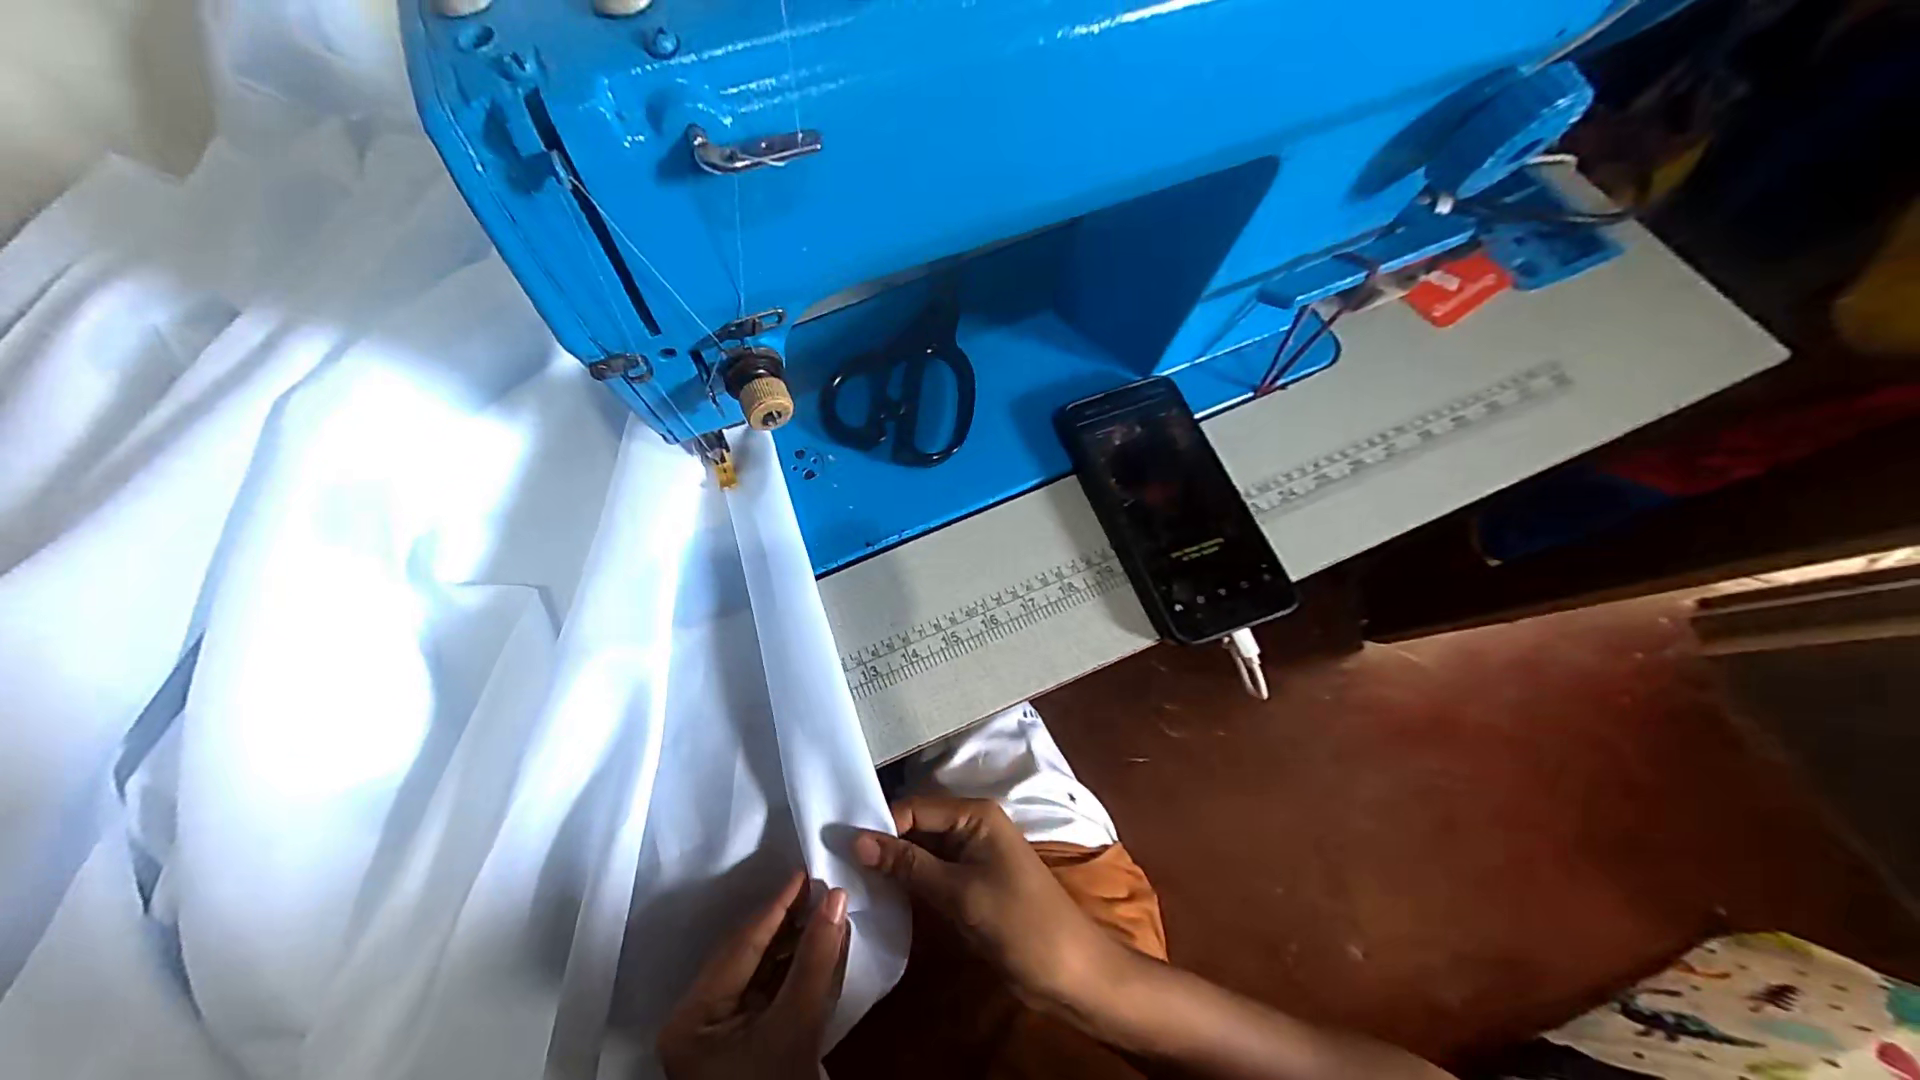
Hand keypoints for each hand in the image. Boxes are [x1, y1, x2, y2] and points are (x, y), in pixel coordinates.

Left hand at [658, 872, 847, 1079]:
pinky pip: (772, 992)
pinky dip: (798, 970)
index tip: (807, 872)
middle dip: (790, 923)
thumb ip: (814, 960)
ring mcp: (721, 1032)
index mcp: (691, 1015)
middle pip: (750, 955)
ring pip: (763, 971)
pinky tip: (823, 946)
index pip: (740, 945)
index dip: (777, 907)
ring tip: (828, 910)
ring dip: (797, 943)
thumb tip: (837, 897)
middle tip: (823, 888)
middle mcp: (699, 1018)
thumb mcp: (795, 1026)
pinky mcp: (745, 1042)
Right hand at [853, 796, 1120, 1013]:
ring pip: (919, 852)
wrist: (1069, 971)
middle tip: (836, 861)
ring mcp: (970, 857)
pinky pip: (930, 874)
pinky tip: (877, 894)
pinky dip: (907, 883)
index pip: (914, 808)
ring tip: (847, 877)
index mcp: (974, 815)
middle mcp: (970, 827)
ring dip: (891, 865)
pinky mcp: (968, 884)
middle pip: (915, 826)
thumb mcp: (960, 892)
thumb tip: (856, 840)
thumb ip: (908, 865)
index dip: (879, 824)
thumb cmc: (1019, 922)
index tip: (838, 844)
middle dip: (881, 843)